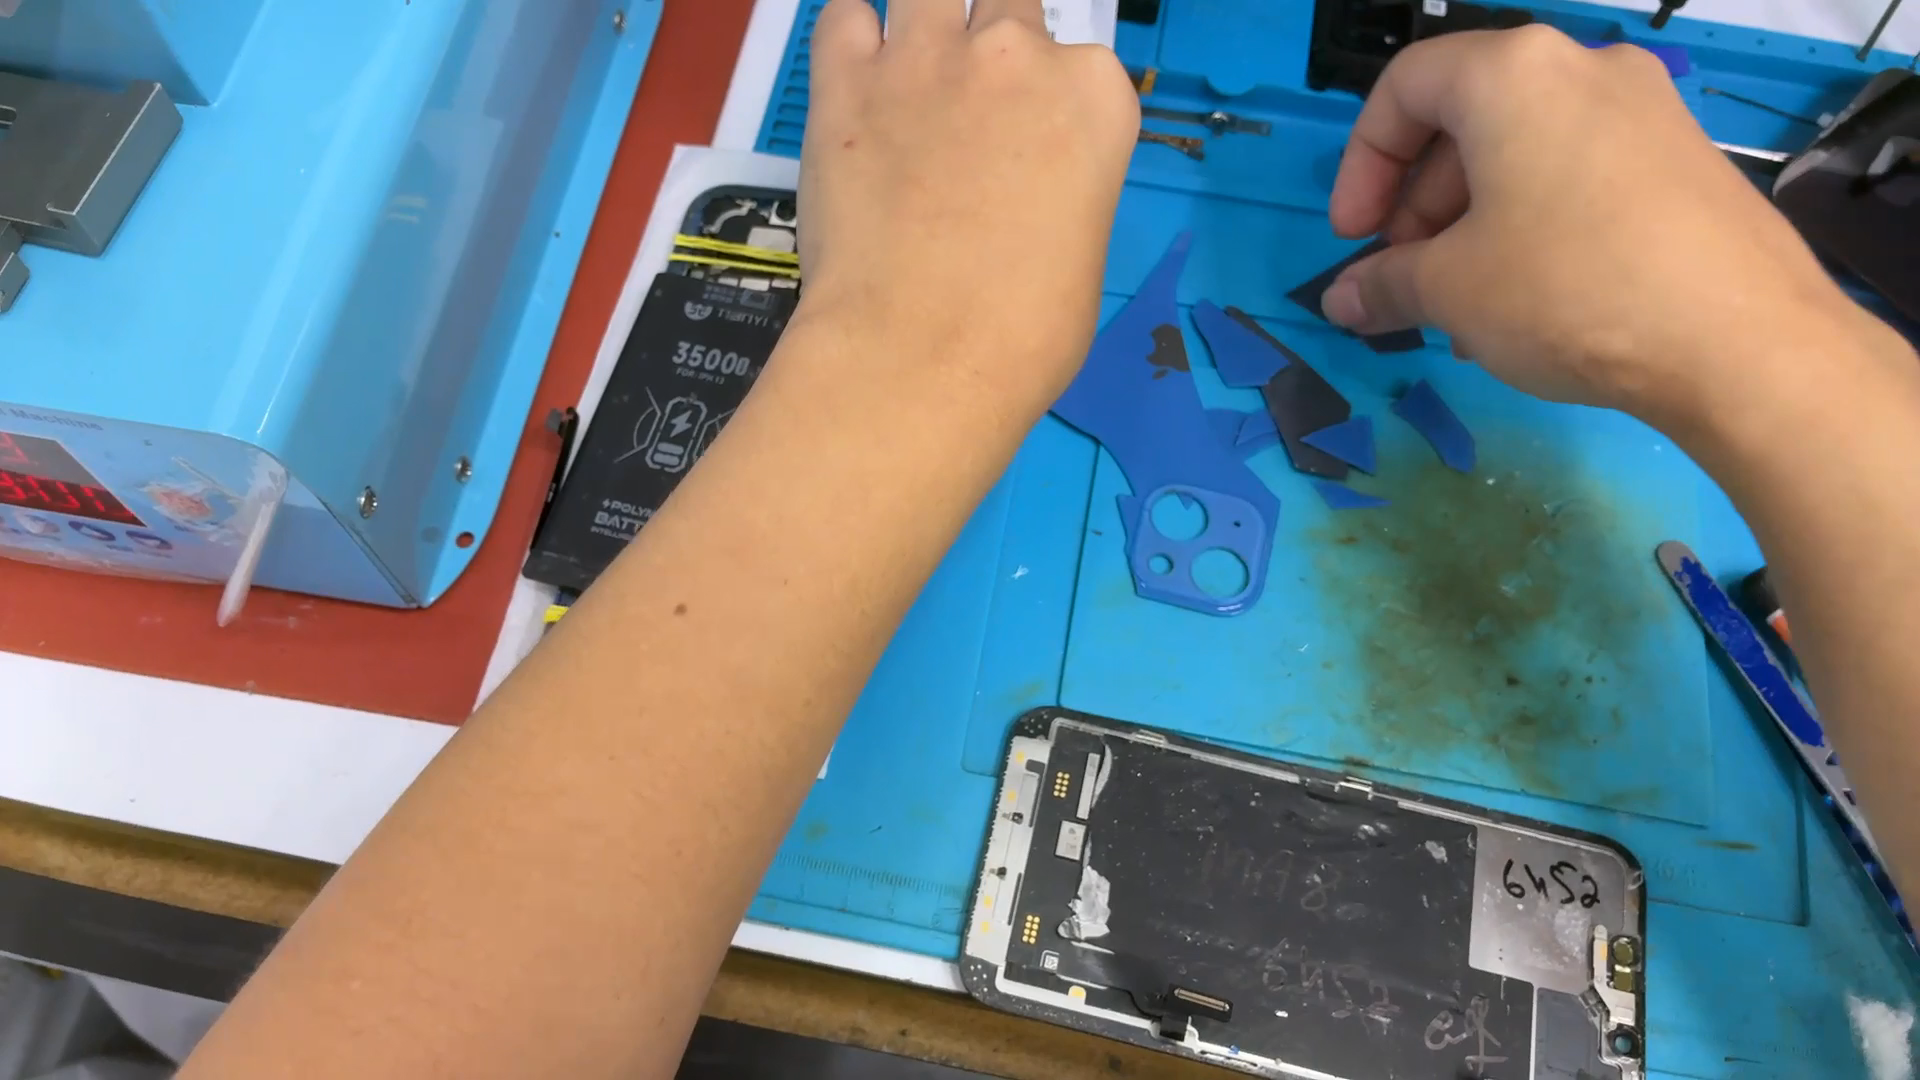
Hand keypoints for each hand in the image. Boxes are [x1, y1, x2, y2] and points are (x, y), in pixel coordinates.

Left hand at [796, 0, 1138, 407]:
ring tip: (912, 92)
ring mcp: (926, 58)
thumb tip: (1024, 204)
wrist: (922, 358)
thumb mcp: (1081, 266)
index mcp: (1095, 98)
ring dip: (925, 30)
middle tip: (971, 129)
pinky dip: (852, 39)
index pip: (1080, 71)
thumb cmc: (1023, 339)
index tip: (1028, 164)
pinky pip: (844, 14)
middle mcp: (1016, 54)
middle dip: (994, 59)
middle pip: (1009, 9)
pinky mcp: (845, 84)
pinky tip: (858, 86)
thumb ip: (1060, 200)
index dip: (1049, 119)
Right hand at [1319, 26, 1888, 430]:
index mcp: (1515, 80)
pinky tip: (1510, 304)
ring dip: (1458, 232)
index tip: (1353, 236)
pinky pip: (1563, 184)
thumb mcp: (1446, 289)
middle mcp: (1583, 74)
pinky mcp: (1673, 165)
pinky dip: (1515, 233)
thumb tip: (1340, 300)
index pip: (1406, 87)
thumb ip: (1380, 284)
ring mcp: (1640, 116)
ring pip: (1510, 162)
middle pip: (1459, 129)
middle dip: (1411, 210)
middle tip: (1400, 280)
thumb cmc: (1563, 289)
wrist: (1736, 342)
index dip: (1360, 163)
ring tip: (1451, 308)